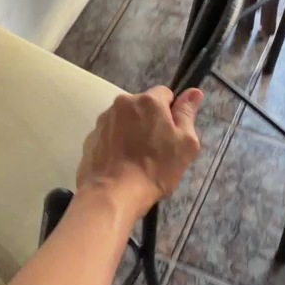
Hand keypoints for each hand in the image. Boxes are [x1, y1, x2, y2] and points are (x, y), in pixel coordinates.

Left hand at [76, 86, 204, 214]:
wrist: (114, 193)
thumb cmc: (156, 169)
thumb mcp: (185, 143)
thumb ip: (187, 114)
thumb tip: (194, 92)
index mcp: (148, 101)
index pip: (165, 94)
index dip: (171, 112)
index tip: (171, 133)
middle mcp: (122, 103)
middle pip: (142, 107)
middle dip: (149, 121)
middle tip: (156, 149)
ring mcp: (103, 120)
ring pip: (124, 120)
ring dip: (131, 131)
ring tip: (136, 158)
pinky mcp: (90, 137)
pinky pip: (109, 134)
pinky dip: (115, 143)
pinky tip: (120, 163)